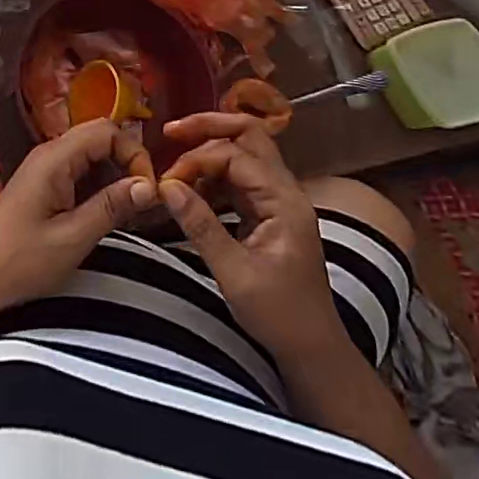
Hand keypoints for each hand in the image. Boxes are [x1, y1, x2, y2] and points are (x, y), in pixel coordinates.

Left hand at [0, 118, 156, 311]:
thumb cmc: (19, 261)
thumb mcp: (72, 238)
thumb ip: (111, 207)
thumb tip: (150, 185)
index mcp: (55, 158)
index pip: (107, 130)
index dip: (134, 154)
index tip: (149, 191)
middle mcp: (50, 155)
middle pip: (100, 138)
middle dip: (128, 162)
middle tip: (144, 200)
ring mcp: (45, 170)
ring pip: (92, 156)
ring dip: (116, 176)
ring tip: (131, 210)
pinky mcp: (44, 187)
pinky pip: (80, 173)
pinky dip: (100, 187)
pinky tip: (108, 214)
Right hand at [158, 112, 348, 358]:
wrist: (313, 350)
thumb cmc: (279, 315)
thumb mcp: (234, 273)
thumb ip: (200, 225)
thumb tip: (166, 186)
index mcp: (284, 202)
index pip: (235, 156)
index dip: (197, 160)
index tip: (167, 182)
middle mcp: (285, 191)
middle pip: (249, 136)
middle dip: (208, 128)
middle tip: (170, 131)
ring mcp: (278, 200)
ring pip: (243, 153)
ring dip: (208, 151)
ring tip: (175, 162)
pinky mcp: (268, 212)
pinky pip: (239, 178)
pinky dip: (212, 175)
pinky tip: (190, 190)